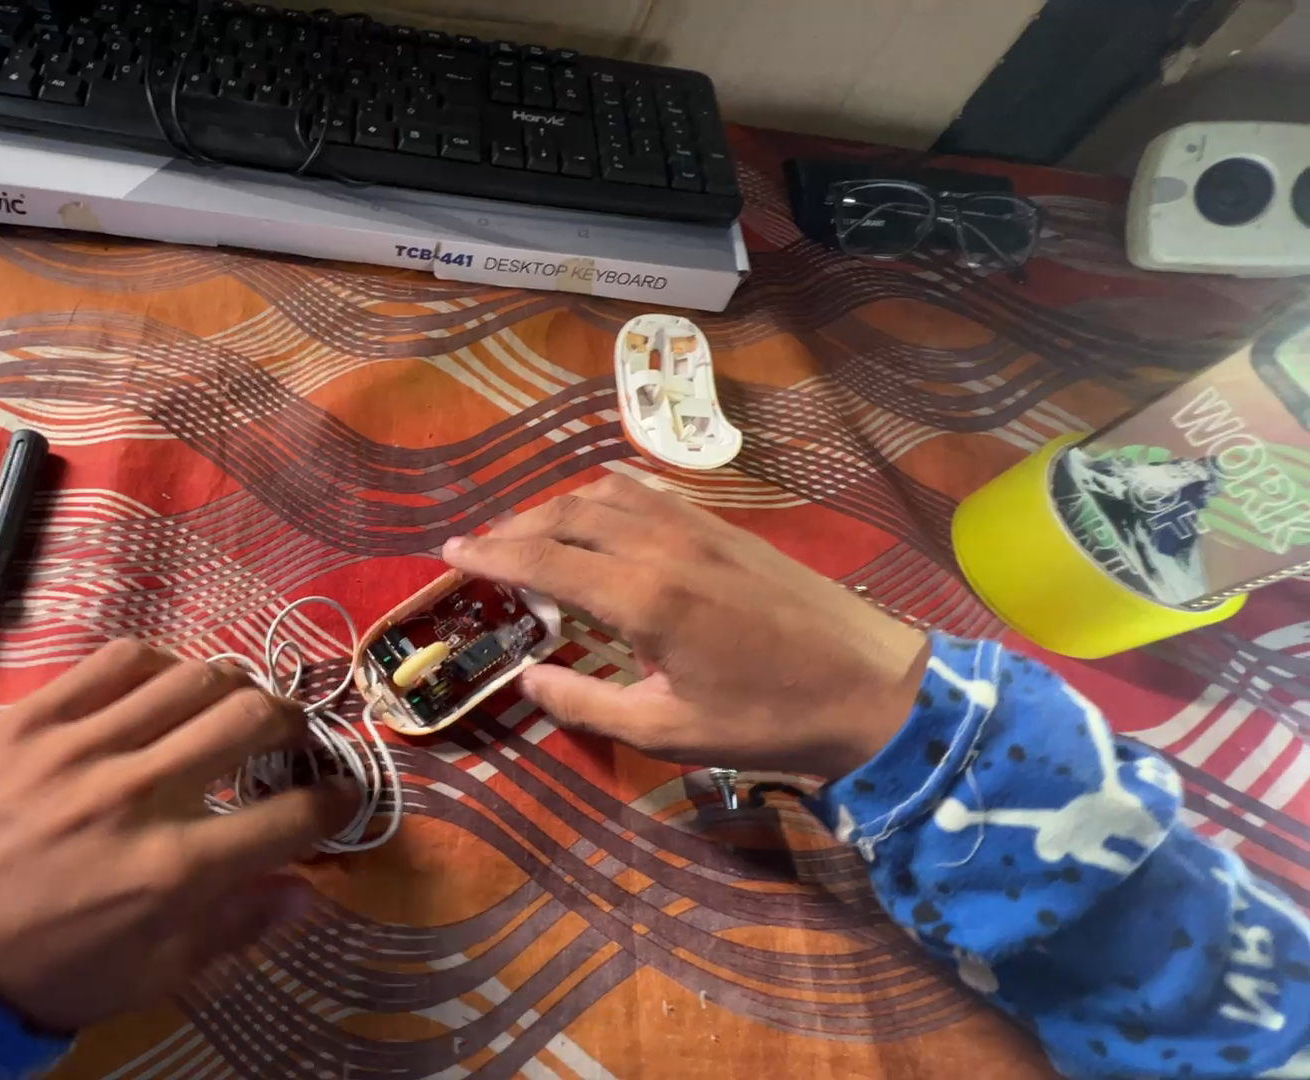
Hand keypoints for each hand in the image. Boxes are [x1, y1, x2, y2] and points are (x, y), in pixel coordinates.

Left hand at [0, 640, 359, 1030]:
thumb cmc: (36, 964)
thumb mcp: (143, 976)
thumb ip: (234, 931)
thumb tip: (309, 893)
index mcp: (169, 871)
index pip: (289, 820)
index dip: (335, 802)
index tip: (342, 794)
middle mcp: (138, 793)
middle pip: (252, 719)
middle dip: (296, 723)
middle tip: (295, 736)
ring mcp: (85, 742)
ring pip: (197, 676)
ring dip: (239, 685)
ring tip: (239, 703)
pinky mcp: (39, 712)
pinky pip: (123, 657)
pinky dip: (165, 663)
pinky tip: (169, 684)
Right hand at [442, 475, 928, 778]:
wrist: (876, 688)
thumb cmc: (768, 719)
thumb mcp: (667, 731)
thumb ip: (585, 704)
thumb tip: (527, 679)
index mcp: (643, 598)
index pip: (544, 561)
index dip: (490, 555)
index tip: (451, 554)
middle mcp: (660, 547)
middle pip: (565, 515)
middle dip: (511, 526)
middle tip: (479, 547)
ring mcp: (694, 527)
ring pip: (603, 493)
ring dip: (553, 507)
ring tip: (527, 531)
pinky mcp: (720, 525)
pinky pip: (645, 492)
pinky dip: (601, 496)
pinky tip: (595, 512)